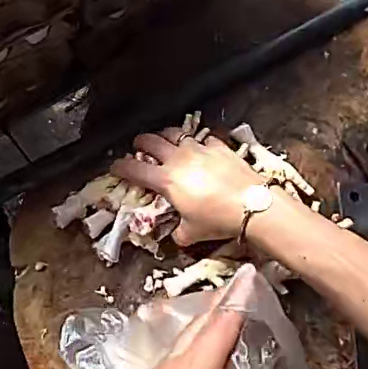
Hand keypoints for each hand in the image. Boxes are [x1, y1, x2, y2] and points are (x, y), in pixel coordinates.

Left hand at [68, 286, 284, 368]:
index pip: (224, 322)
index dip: (241, 295)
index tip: (253, 271)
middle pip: (201, 325)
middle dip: (224, 304)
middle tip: (245, 289)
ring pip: (186, 346)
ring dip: (210, 331)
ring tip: (233, 330)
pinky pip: (178, 368)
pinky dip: (199, 359)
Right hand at [111, 129, 266, 243]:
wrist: (251, 205)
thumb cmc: (217, 220)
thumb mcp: (191, 233)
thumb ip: (178, 232)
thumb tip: (176, 234)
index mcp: (166, 180)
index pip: (134, 169)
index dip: (121, 167)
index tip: (116, 167)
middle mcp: (179, 159)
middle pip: (151, 142)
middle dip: (140, 143)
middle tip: (138, 146)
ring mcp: (200, 149)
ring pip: (175, 133)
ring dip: (165, 135)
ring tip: (164, 139)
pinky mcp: (219, 146)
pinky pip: (203, 138)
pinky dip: (198, 141)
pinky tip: (201, 146)